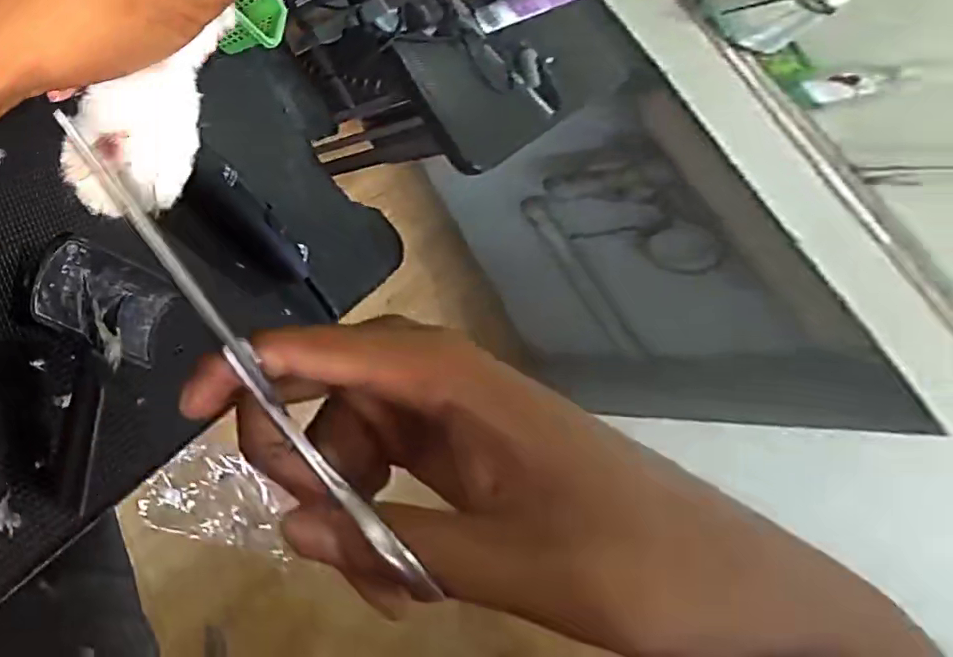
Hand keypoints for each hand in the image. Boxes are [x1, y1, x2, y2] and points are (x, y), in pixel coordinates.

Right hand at [178, 318, 934, 656]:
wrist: (762, 604)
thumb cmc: (649, 562)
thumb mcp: (522, 562)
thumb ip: (393, 544)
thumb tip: (286, 526)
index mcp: (432, 369)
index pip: (308, 347)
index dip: (240, 367)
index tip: (190, 405)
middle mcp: (419, 374)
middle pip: (307, 388)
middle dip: (289, 451)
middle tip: (304, 518)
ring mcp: (428, 412)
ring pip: (333, 440)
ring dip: (333, 504)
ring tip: (375, 580)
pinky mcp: (439, 451)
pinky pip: (368, 471)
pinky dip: (364, 521)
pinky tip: (393, 579)